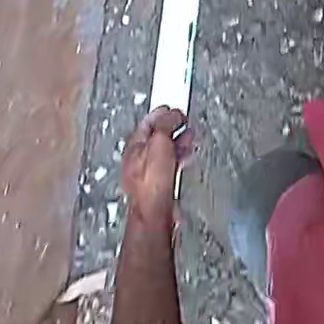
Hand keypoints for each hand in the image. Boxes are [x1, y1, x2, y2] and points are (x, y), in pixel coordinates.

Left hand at [121, 107, 189, 229]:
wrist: (156, 214)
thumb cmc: (151, 182)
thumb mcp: (160, 141)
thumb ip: (166, 123)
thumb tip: (173, 114)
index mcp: (134, 146)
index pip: (149, 121)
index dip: (163, 112)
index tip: (175, 108)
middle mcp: (138, 160)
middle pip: (157, 136)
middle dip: (173, 127)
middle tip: (185, 122)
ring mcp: (148, 175)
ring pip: (165, 151)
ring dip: (178, 142)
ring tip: (190, 137)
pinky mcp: (159, 187)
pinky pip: (170, 165)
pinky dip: (179, 157)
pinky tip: (185, 157)